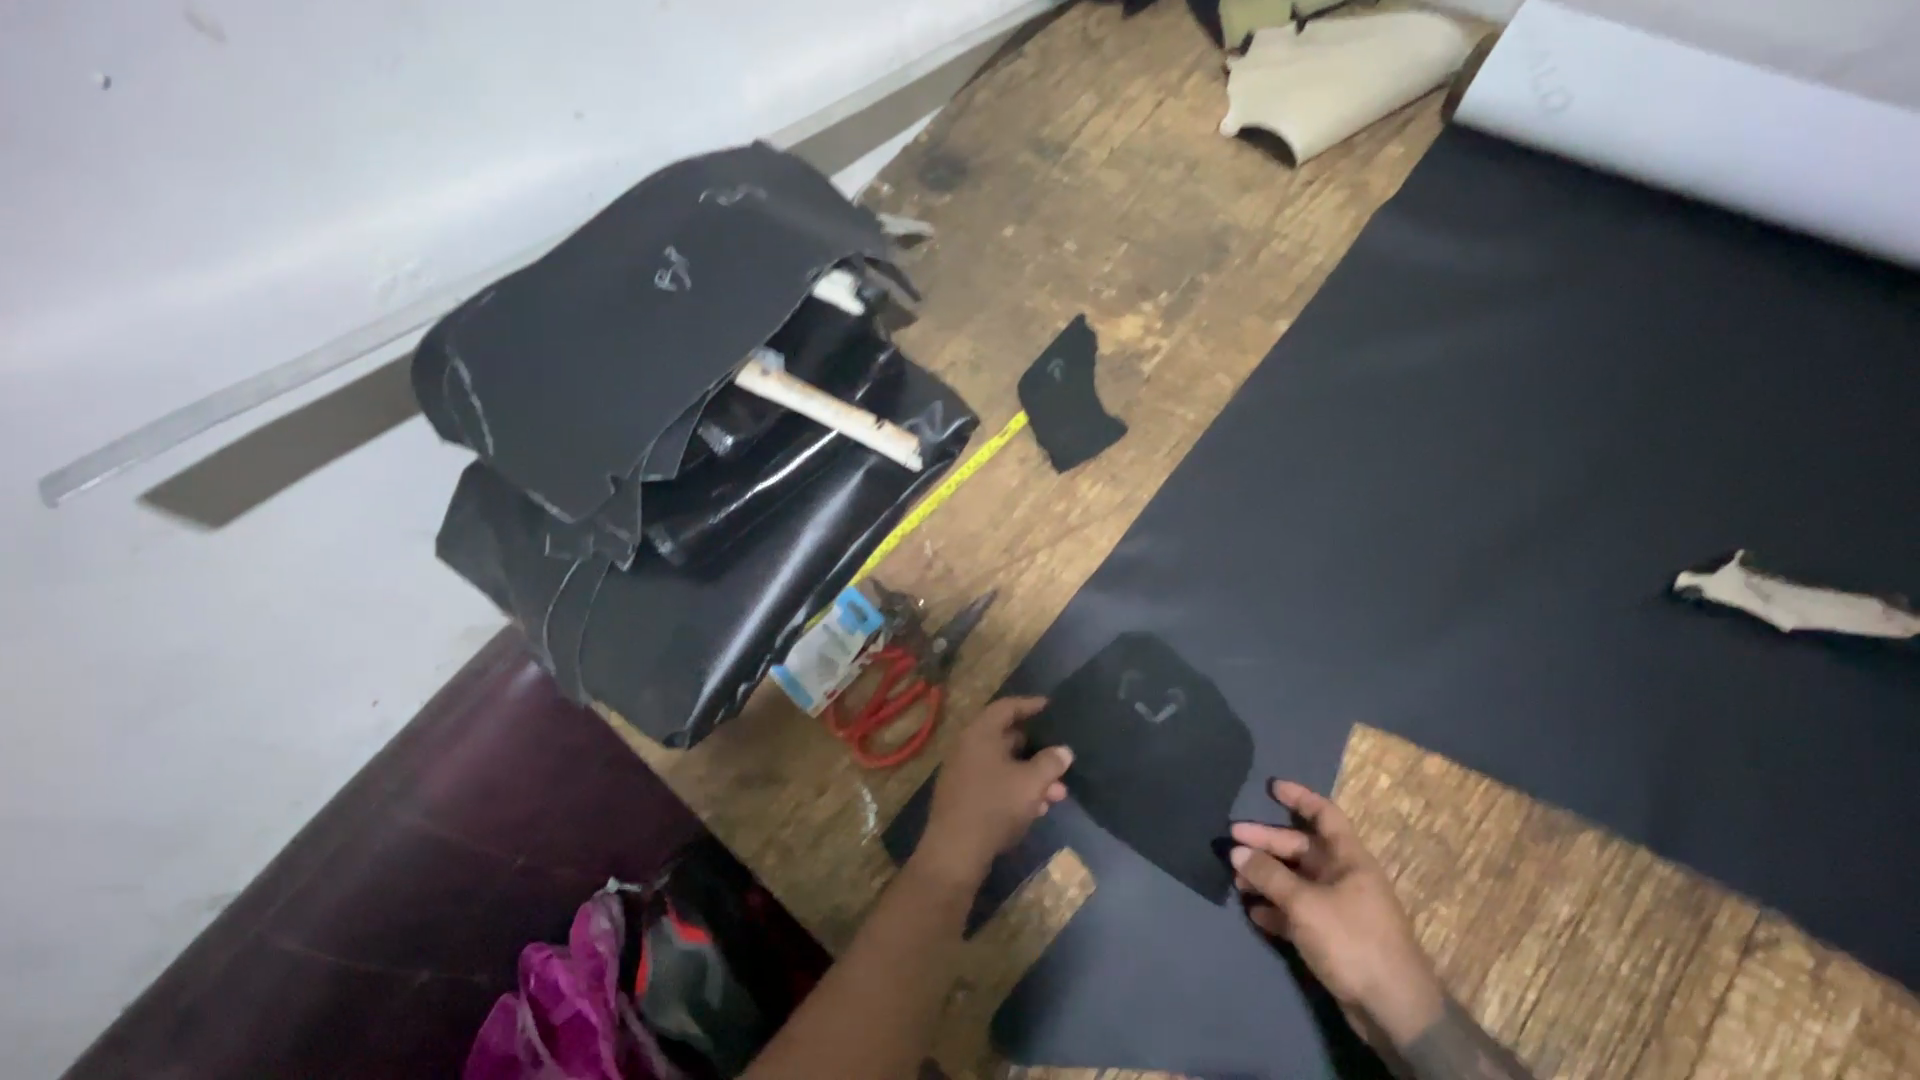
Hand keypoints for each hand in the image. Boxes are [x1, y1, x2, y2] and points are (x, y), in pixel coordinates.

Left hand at [915, 696, 1072, 887]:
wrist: (955, 851)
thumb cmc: (995, 806)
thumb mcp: (1030, 783)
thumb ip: (1050, 763)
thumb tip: (1063, 750)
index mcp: (979, 734)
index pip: (1006, 707)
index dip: (1030, 705)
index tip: (1050, 706)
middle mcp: (967, 748)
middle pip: (1006, 738)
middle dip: (1037, 751)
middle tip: (1061, 760)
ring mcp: (962, 774)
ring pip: (1004, 766)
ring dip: (1031, 777)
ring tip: (1058, 794)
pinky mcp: (963, 798)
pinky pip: (994, 785)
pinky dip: (1016, 791)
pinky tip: (1037, 809)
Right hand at [1231, 781, 1443, 1047]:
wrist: (1392, 1007)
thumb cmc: (1352, 941)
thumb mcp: (1305, 903)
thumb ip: (1269, 875)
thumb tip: (1236, 851)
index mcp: (1350, 860)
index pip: (1325, 815)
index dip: (1300, 798)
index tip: (1271, 786)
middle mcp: (1345, 877)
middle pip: (1301, 849)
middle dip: (1266, 843)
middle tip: (1230, 843)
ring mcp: (1338, 907)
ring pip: (1295, 880)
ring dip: (1266, 878)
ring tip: (1235, 882)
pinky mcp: (1331, 936)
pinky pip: (1297, 911)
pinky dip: (1276, 909)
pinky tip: (1254, 913)